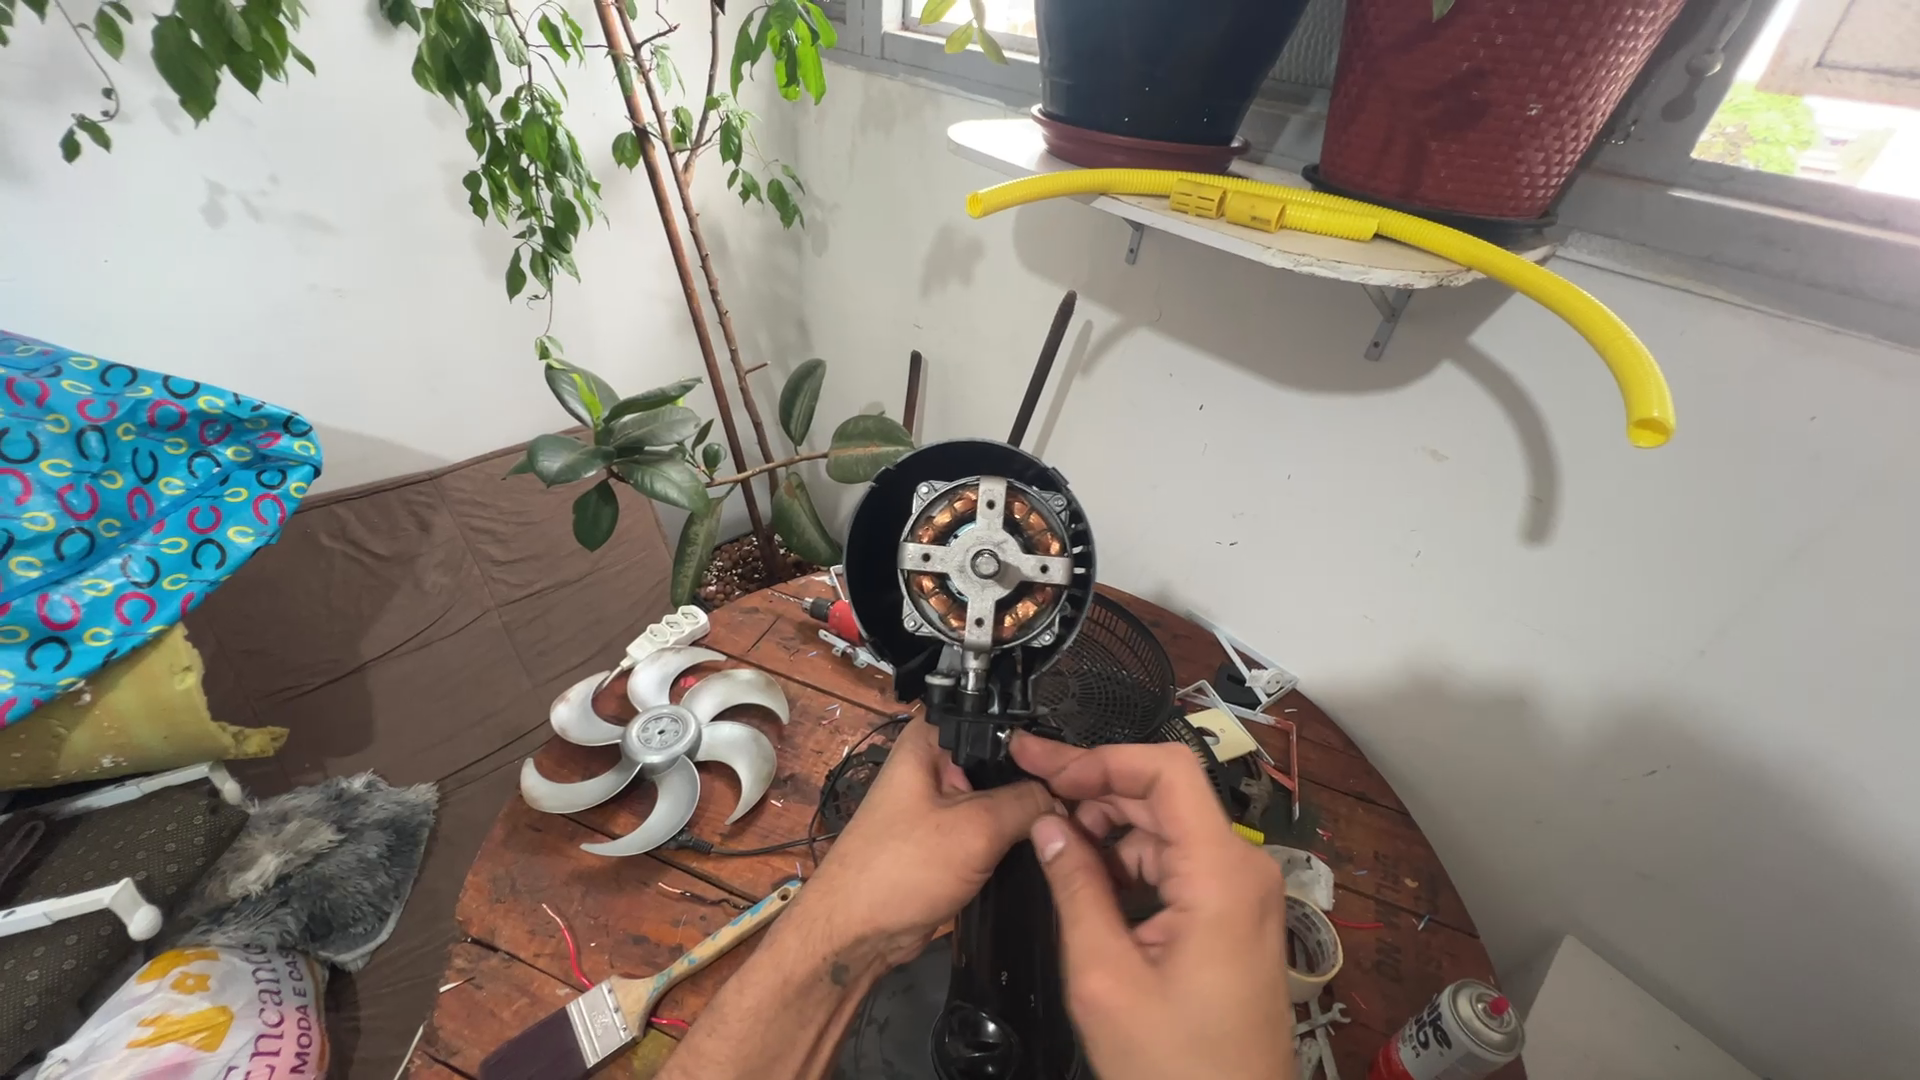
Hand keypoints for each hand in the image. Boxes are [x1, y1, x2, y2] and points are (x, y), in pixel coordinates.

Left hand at [799, 719, 1053, 965]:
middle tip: (1083, 797)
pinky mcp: (947, 837)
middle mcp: (935, 761)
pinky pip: (990, 825)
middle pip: (1001, 758)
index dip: (1036, 738)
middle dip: (1037, 778)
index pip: (994, 717)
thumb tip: (1066, 799)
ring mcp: (941, 801)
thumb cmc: (903, 868)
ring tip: (1073, 820)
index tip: (1077, 762)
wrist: (857, 937)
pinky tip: (1046, 844)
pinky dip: (1014, 834)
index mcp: (930, 738)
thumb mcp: (976, 827)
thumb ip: (1027, 802)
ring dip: (1028, 810)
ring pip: (999, 795)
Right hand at [1009, 734, 1294, 1079]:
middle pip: (1162, 791)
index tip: (1048, 769)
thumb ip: (1074, 887)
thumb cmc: (1173, 1068)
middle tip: (1033, 777)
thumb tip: (1048, 823)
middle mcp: (1239, 868)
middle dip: (1093, 782)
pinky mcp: (1229, 910)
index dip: (1101, 759)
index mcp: (1219, 874)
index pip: (1165, 770)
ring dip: (1106, 820)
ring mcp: (1238, 890)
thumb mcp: (1104, 976)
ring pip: (1164, 821)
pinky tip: (1086, 869)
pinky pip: (1174, 857)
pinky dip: (1126, 854)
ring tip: (1053, 833)